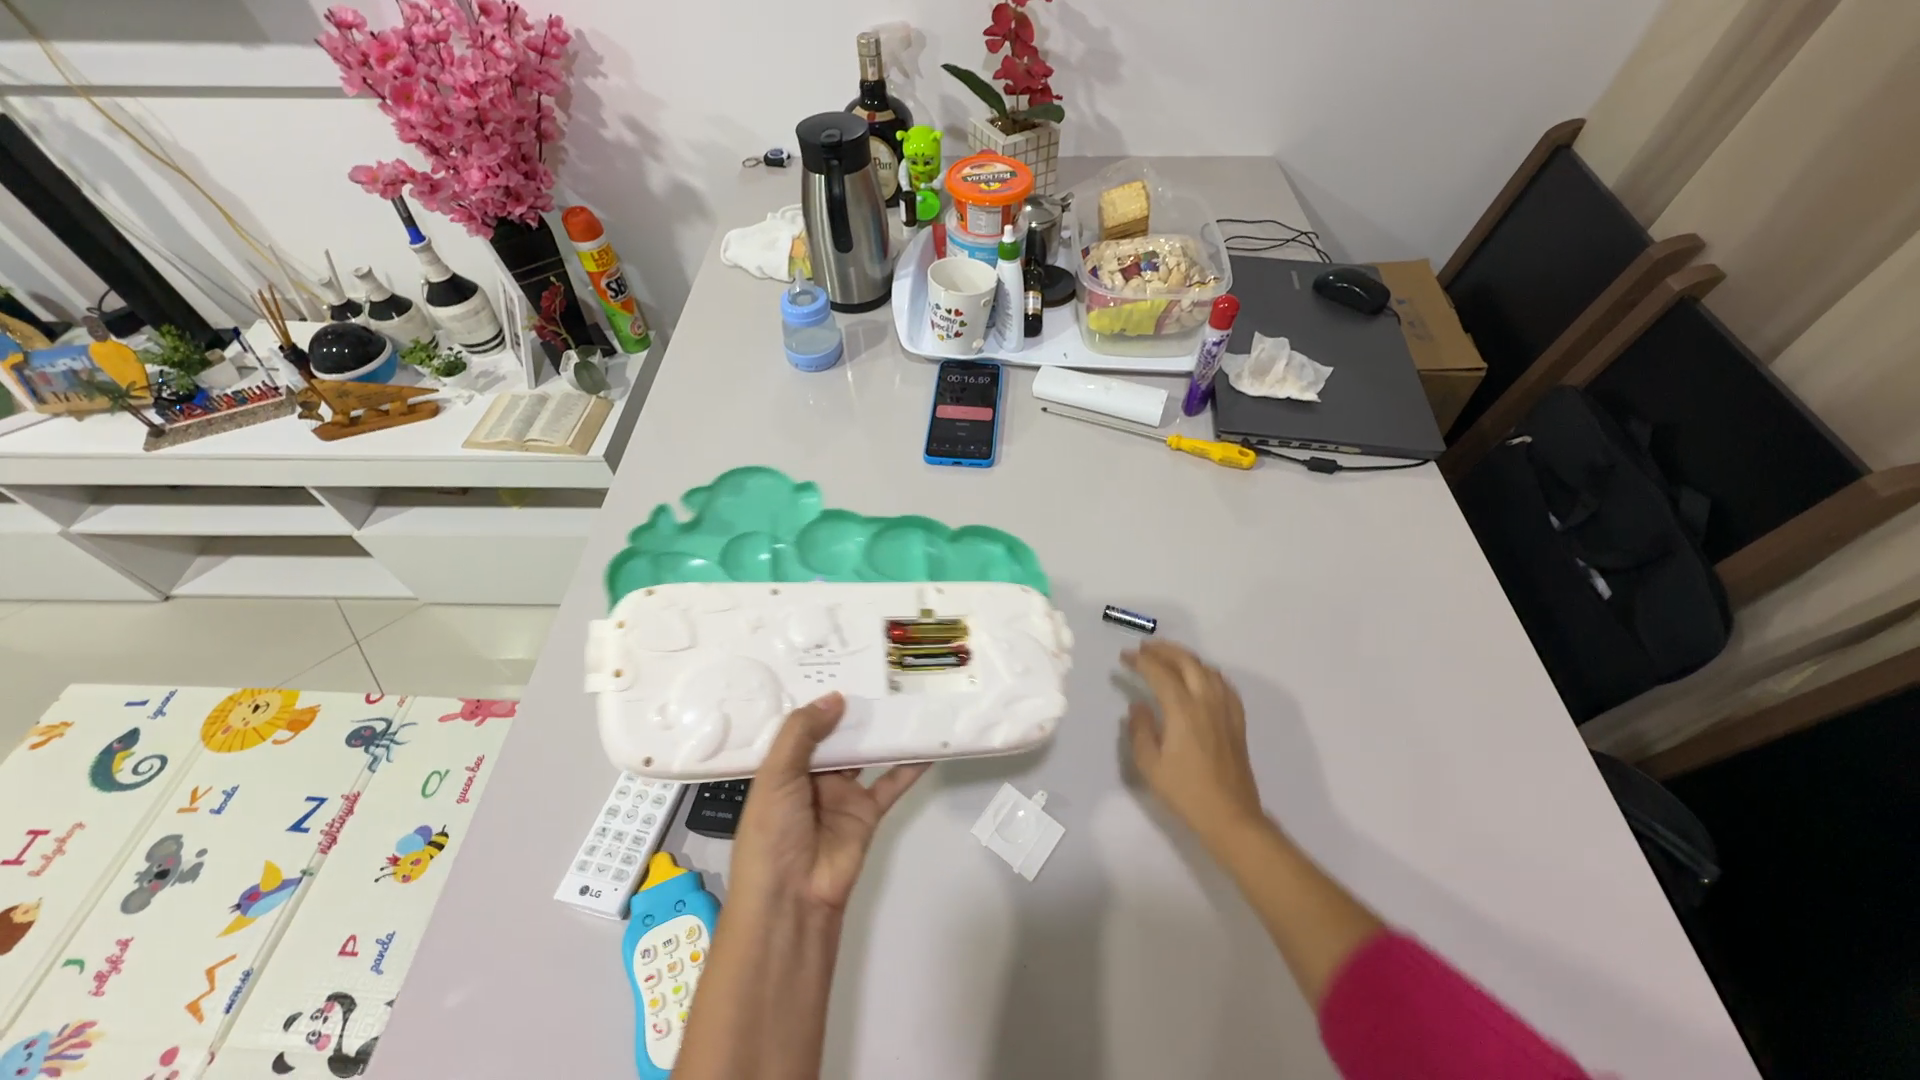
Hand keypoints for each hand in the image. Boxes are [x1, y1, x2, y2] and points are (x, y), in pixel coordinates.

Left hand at [730, 693, 929, 912]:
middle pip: (836, 739)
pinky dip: (908, 766)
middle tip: (878, 679)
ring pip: (865, 756)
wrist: (792, 896)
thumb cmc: (771, 832)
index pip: (801, 729)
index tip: (837, 671)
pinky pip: (890, 783)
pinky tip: (925, 745)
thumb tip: (836, 698)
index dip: (817, 705)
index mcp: (782, 768)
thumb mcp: (775, 776)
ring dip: (881, 735)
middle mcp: (811, 778)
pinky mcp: (867, 813)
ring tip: (905, 703)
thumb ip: (802, 733)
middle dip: (853, 714)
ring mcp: (841, 795)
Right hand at [1124, 641, 1265, 841]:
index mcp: (1183, 710)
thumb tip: (1138, 706)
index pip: (1160, 673)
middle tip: (1145, 648)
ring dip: (1186, 658)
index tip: (1125, 656)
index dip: (1141, 661)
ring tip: (1169, 657)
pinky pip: (1224, 685)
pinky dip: (1208, 673)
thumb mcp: (1149, 764)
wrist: (1229, 814)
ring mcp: (1226, 710)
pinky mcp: (1237, 721)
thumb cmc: (1185, 791)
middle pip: (1187, 662)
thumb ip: (1140, 729)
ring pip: (1208, 670)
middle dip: (1165, 650)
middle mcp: (1207, 702)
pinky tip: (1202, 678)